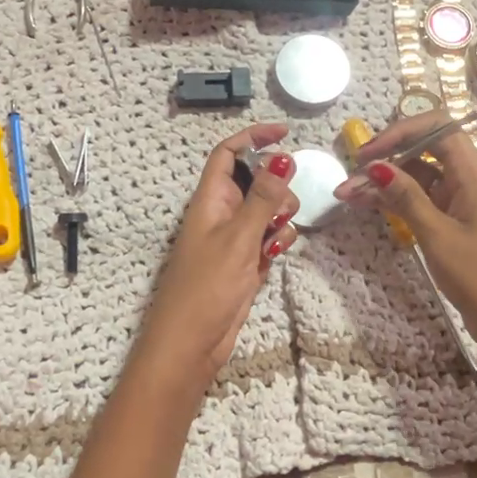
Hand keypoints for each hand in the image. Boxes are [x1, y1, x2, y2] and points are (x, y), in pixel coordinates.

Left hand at [138, 123, 299, 385]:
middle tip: (280, 213)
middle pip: (256, 180)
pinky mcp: (244, 262)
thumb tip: (282, 157)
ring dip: (279, 219)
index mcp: (210, 199)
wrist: (190, 345)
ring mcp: (233, 238)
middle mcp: (221, 213)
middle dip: (277, 189)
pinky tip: (273, 257)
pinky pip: (268, 238)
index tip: (286, 132)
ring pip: (267, 210)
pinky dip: (276, 242)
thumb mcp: (239, 238)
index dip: (254, 137)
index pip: (229, 154)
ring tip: (273, 241)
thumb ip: (263, 197)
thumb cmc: (206, 288)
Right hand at [335, 111, 476, 354]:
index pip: (438, 127)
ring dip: (387, 183)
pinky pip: (427, 199)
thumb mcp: (438, 236)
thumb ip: (406, 197)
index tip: (367, 154)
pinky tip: (371, 207)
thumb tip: (376, 166)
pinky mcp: (461, 223)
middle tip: (349, 182)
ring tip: (349, 197)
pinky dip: (400, 201)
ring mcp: (467, 202)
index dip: (399, 132)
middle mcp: (473, 180)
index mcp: (476, 174)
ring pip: (422, 177)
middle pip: (425, 151)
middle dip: (386, 161)